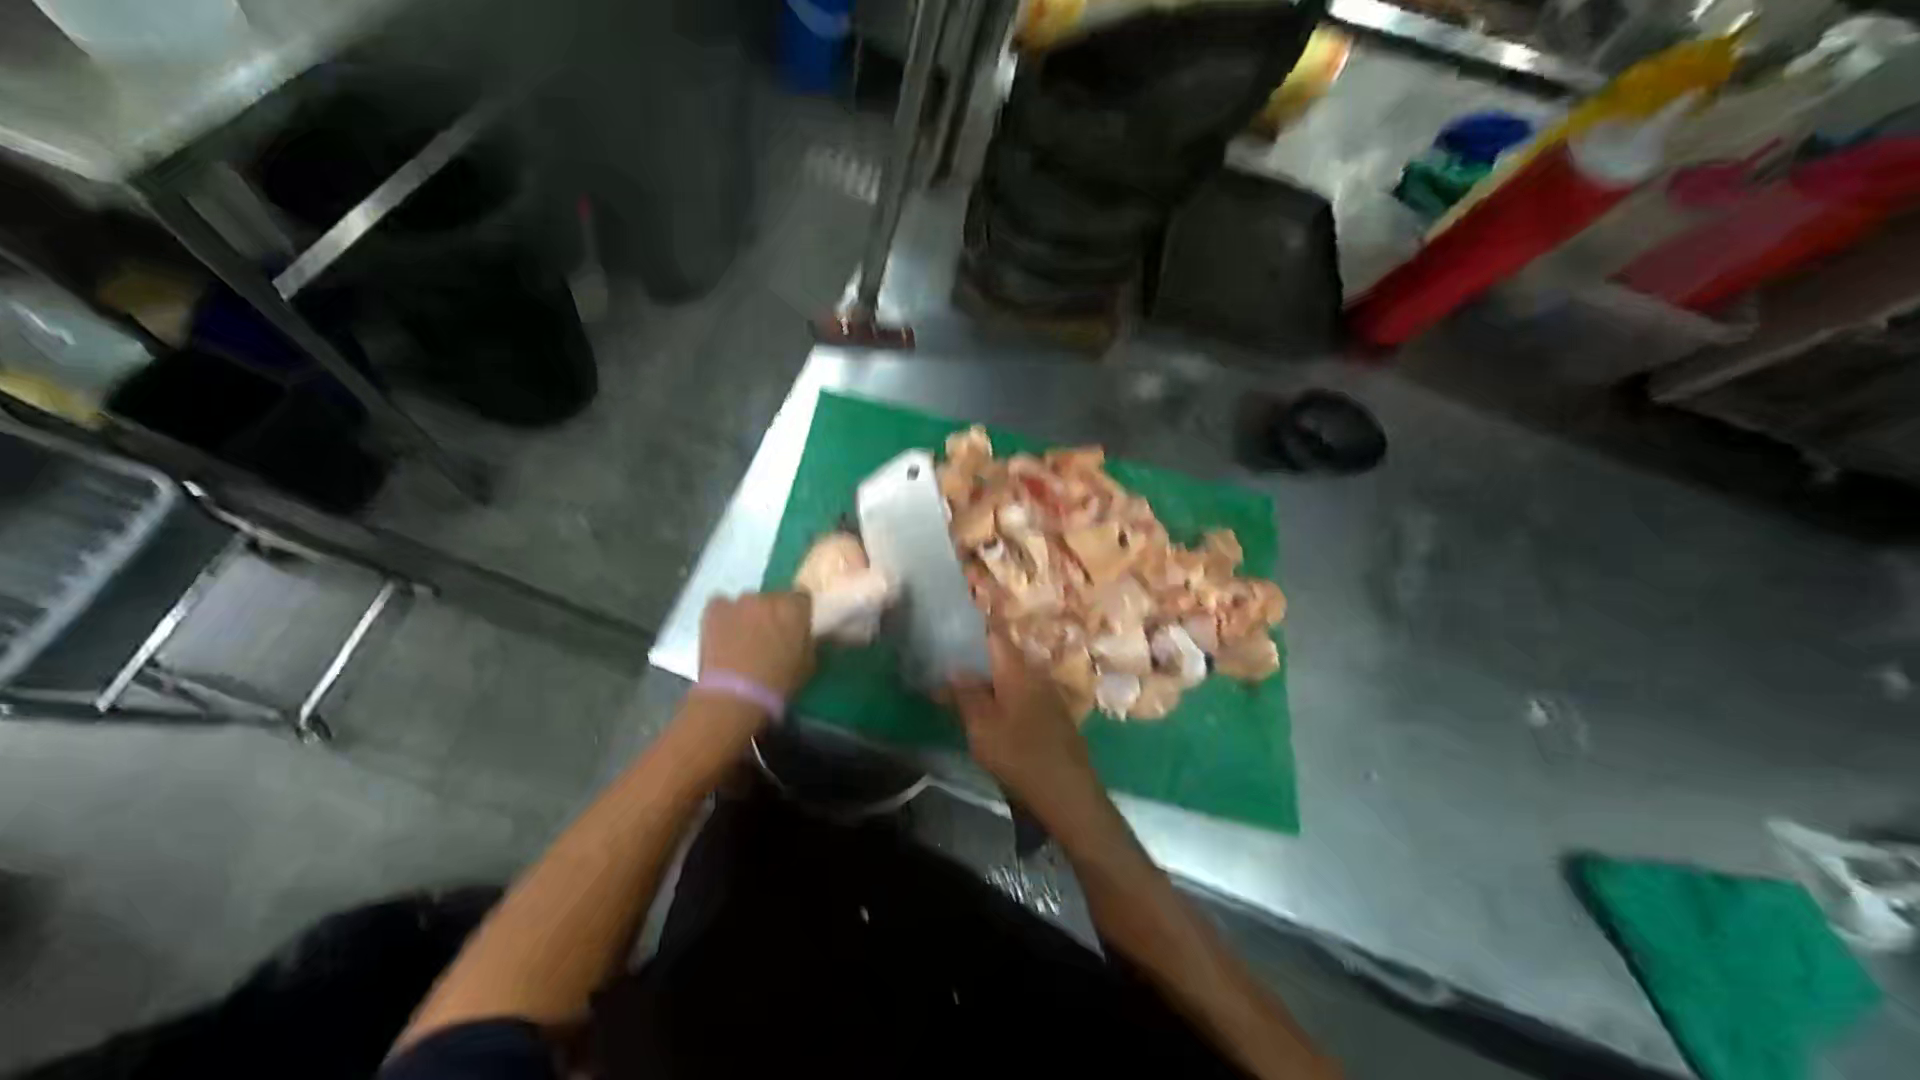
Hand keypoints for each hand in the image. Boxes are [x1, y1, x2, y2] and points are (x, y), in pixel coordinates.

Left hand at [699, 591, 815, 699]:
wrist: (735, 694)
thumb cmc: (778, 682)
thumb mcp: (808, 663)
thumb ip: (808, 640)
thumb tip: (803, 634)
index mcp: (795, 608)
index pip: (801, 598)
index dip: (797, 614)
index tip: (793, 629)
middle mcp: (768, 597)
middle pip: (773, 599)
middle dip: (772, 614)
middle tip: (768, 636)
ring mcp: (739, 601)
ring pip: (747, 603)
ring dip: (748, 615)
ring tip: (741, 639)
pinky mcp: (714, 609)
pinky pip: (721, 605)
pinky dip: (724, 616)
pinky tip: (723, 633)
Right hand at [950, 636, 1098, 811]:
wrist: (1066, 791)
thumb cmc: (1019, 754)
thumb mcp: (981, 725)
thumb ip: (965, 693)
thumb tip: (953, 667)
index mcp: (1017, 669)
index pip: (993, 635)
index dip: (971, 631)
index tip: (948, 634)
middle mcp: (1036, 674)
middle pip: (1002, 657)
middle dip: (976, 661)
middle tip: (947, 669)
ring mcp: (1048, 695)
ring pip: (1012, 678)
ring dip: (989, 682)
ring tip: (962, 692)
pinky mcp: (1053, 716)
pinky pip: (1021, 695)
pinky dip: (1003, 698)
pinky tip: (989, 713)